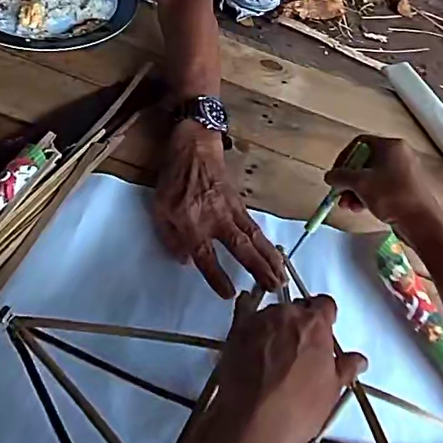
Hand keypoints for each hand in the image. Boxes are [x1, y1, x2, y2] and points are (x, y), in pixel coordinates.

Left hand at [153, 120, 284, 295]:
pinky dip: (266, 242)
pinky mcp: (240, 204)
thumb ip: (171, 238)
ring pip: (254, 238)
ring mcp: (231, 210)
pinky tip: (275, 253)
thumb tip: (186, 260)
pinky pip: (255, 226)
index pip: (206, 256)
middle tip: (274, 287)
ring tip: (283, 275)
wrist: (195, 148)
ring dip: (269, 258)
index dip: (217, 276)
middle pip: (241, 248)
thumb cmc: (174, 178)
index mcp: (192, 223)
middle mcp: (216, 219)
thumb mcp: (159, 209)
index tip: (229, 294)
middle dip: (258, 269)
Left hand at [213, 291, 365, 442]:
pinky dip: (248, 310)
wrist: (250, 423)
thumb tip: (357, 361)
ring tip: (273, 349)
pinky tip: (248, 313)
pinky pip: (243, 309)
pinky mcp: (237, 331)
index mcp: (316, 325)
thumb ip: (346, 368)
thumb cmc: (292, 409)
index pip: (326, 305)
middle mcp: (289, 315)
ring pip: (273, 312)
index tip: (325, 327)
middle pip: (298, 308)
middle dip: (300, 322)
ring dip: (276, 324)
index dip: (325, 316)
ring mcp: (261, 321)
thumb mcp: (331, 391)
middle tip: (300, 346)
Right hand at [323, 135, 442, 226]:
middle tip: (339, 194)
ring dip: (356, 190)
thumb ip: (341, 176)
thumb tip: (330, 176)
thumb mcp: (360, 183)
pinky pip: (382, 187)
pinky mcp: (405, 188)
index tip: (335, 175)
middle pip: (365, 161)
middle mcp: (399, 154)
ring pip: (372, 176)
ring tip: (347, 206)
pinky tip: (359, 209)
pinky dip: (368, 195)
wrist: (421, 220)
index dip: (344, 157)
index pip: (360, 143)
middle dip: (349, 179)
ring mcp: (404, 172)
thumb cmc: (391, 195)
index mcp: (391, 146)